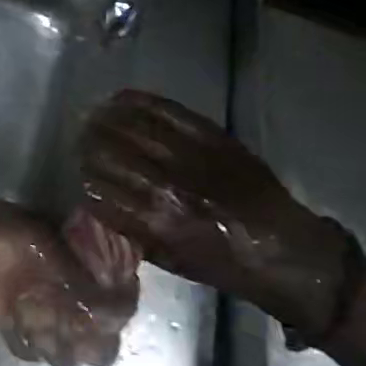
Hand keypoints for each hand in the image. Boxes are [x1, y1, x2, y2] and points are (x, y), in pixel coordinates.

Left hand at [0, 195, 135, 365]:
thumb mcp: (34, 242)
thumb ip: (72, 271)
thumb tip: (113, 306)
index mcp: (69, 247)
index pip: (111, 279)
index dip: (116, 300)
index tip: (110, 315)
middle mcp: (60, 275)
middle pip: (97, 319)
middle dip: (93, 333)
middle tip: (72, 328)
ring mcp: (37, 297)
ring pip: (69, 338)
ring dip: (63, 343)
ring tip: (39, 328)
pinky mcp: (13, 316)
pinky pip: (35, 343)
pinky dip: (30, 344)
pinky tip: (16, 328)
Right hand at [79, 90, 351, 337]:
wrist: (287, 253)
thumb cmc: (225, 265)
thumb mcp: (170, 259)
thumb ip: (130, 228)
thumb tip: (96, 198)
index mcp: (155, 222)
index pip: (99, 186)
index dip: (83, 175)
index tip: (78, 169)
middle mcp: (168, 187)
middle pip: (109, 151)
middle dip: (89, 143)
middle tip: (81, 138)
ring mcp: (190, 157)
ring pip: (132, 126)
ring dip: (106, 118)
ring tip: (94, 116)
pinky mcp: (211, 137)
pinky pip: (165, 110)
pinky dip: (138, 101)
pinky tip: (121, 100)